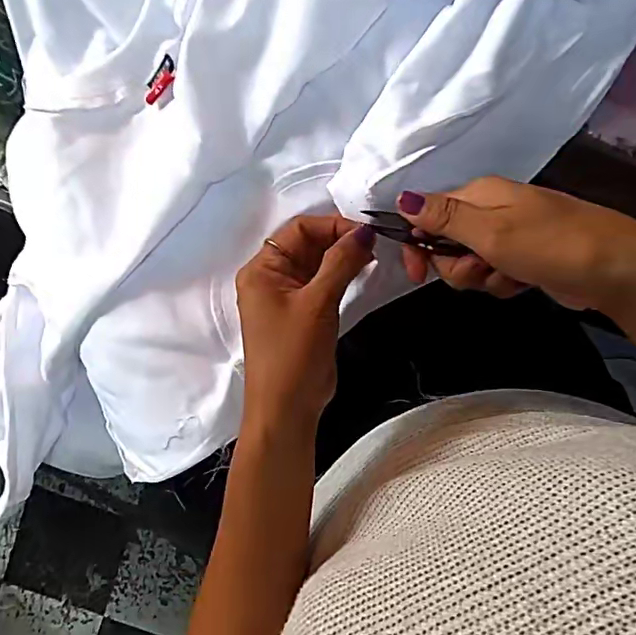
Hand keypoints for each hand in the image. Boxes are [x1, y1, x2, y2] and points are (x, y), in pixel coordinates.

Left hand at [236, 214, 375, 427]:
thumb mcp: (317, 302)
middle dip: (340, 241)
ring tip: (372, 259)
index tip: (366, 233)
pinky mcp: (302, 315)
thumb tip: (363, 232)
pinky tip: (362, 276)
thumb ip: (341, 262)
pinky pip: (322, 285)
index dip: (332, 226)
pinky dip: (341, 278)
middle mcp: (269, 280)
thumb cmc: (292, 356)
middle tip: (374, 246)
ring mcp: (286, 298)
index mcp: (261, 271)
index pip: (298, 230)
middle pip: (307, 244)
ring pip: (317, 265)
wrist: (286, 408)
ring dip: (343, 259)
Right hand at [396, 176, 635, 314]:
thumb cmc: (551, 245)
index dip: (417, 244)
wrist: (617, 269)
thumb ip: (444, 217)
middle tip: (479, 270)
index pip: (427, 214)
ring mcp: (509, 235)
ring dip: (480, 278)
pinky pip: (493, 274)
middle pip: (445, 244)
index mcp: (480, 195)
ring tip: (506, 276)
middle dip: (455, 267)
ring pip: (468, 264)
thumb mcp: (490, 232)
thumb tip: (402, 198)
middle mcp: (491, 211)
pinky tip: (521, 283)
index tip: (416, 273)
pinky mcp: (524, 258)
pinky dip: (501, 283)